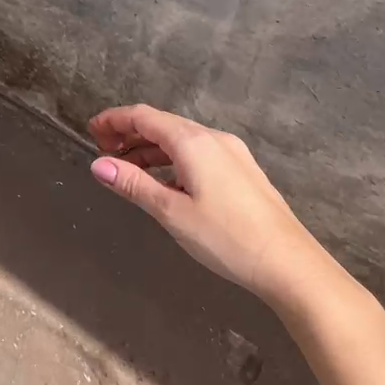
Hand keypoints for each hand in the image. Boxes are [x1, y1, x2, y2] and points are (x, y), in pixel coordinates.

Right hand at [87, 104, 334, 308]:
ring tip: (128, 169)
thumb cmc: (227, 238)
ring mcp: (232, 153)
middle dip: (129, 133)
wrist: (294, 268)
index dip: (113, 120)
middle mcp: (212, 138)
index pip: (142, 116)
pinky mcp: (244, 171)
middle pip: (161, 123)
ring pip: (180, 139)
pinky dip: (172, 159)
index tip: (91, 132)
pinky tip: (166, 182)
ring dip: (150, 148)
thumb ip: (132, 184)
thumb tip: (97, 165)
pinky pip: (197, 152)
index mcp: (192, 141)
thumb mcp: (171, 212)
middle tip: (104, 152)